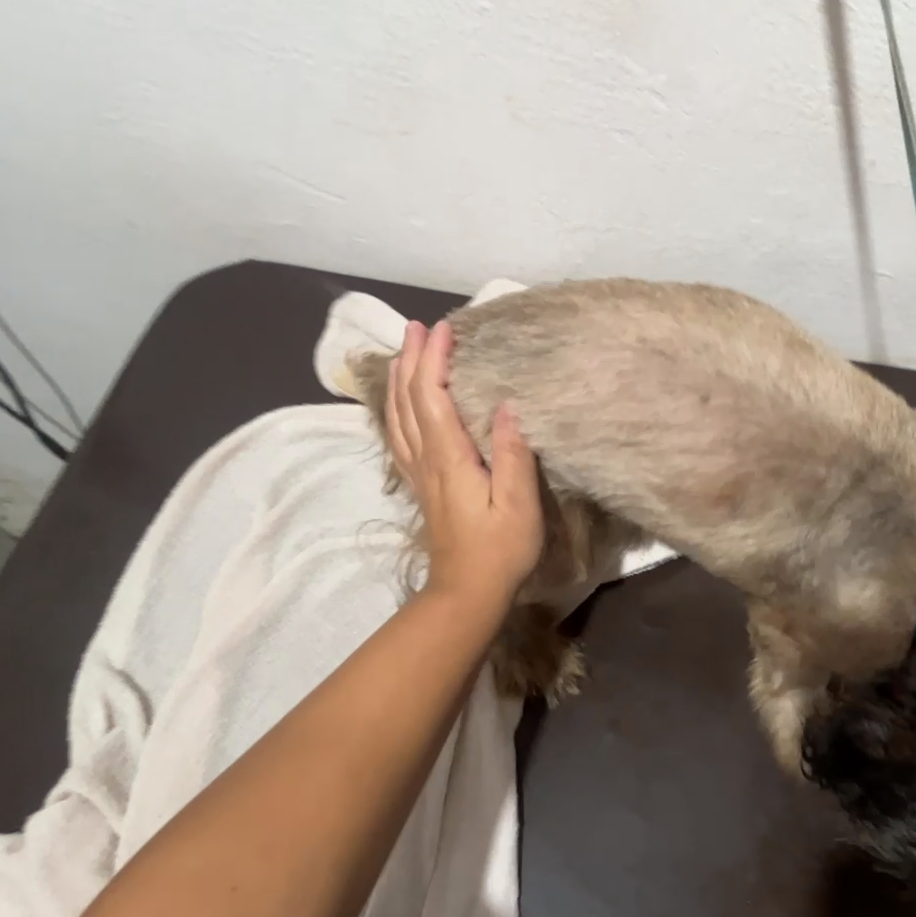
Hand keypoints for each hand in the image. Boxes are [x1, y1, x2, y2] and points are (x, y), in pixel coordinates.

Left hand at [386, 319, 544, 605]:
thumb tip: (507, 407)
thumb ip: (512, 455)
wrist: (467, 590)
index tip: (446, 329)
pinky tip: (401, 400)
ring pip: (398, 415)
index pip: (433, 397)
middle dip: (413, 359)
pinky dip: (397, 407)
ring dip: (400, 379)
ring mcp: (419, 472)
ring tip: (405, 351)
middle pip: (410, 399)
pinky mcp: (422, 485)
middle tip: (421, 326)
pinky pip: (400, 434)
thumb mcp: (518, 504)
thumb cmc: (500, 549)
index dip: (436, 360)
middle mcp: (427, 459)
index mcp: (450, 458)